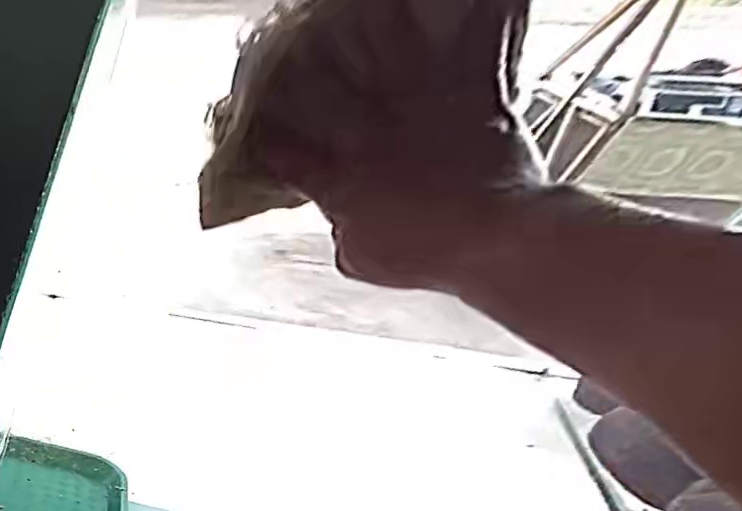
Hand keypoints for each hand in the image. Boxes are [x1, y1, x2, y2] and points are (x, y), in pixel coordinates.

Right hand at [251, 0, 545, 291]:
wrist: (495, 237)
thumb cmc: (422, 254)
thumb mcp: (357, 255)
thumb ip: (344, 225)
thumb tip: (344, 212)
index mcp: (339, 180)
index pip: (284, 151)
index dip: (261, 137)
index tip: (246, 127)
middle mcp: (376, 133)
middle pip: (328, 87)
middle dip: (303, 67)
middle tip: (286, 48)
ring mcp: (427, 105)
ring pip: (393, 48)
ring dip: (374, 21)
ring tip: (352, 8)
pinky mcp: (481, 89)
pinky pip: (482, 34)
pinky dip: (475, 10)